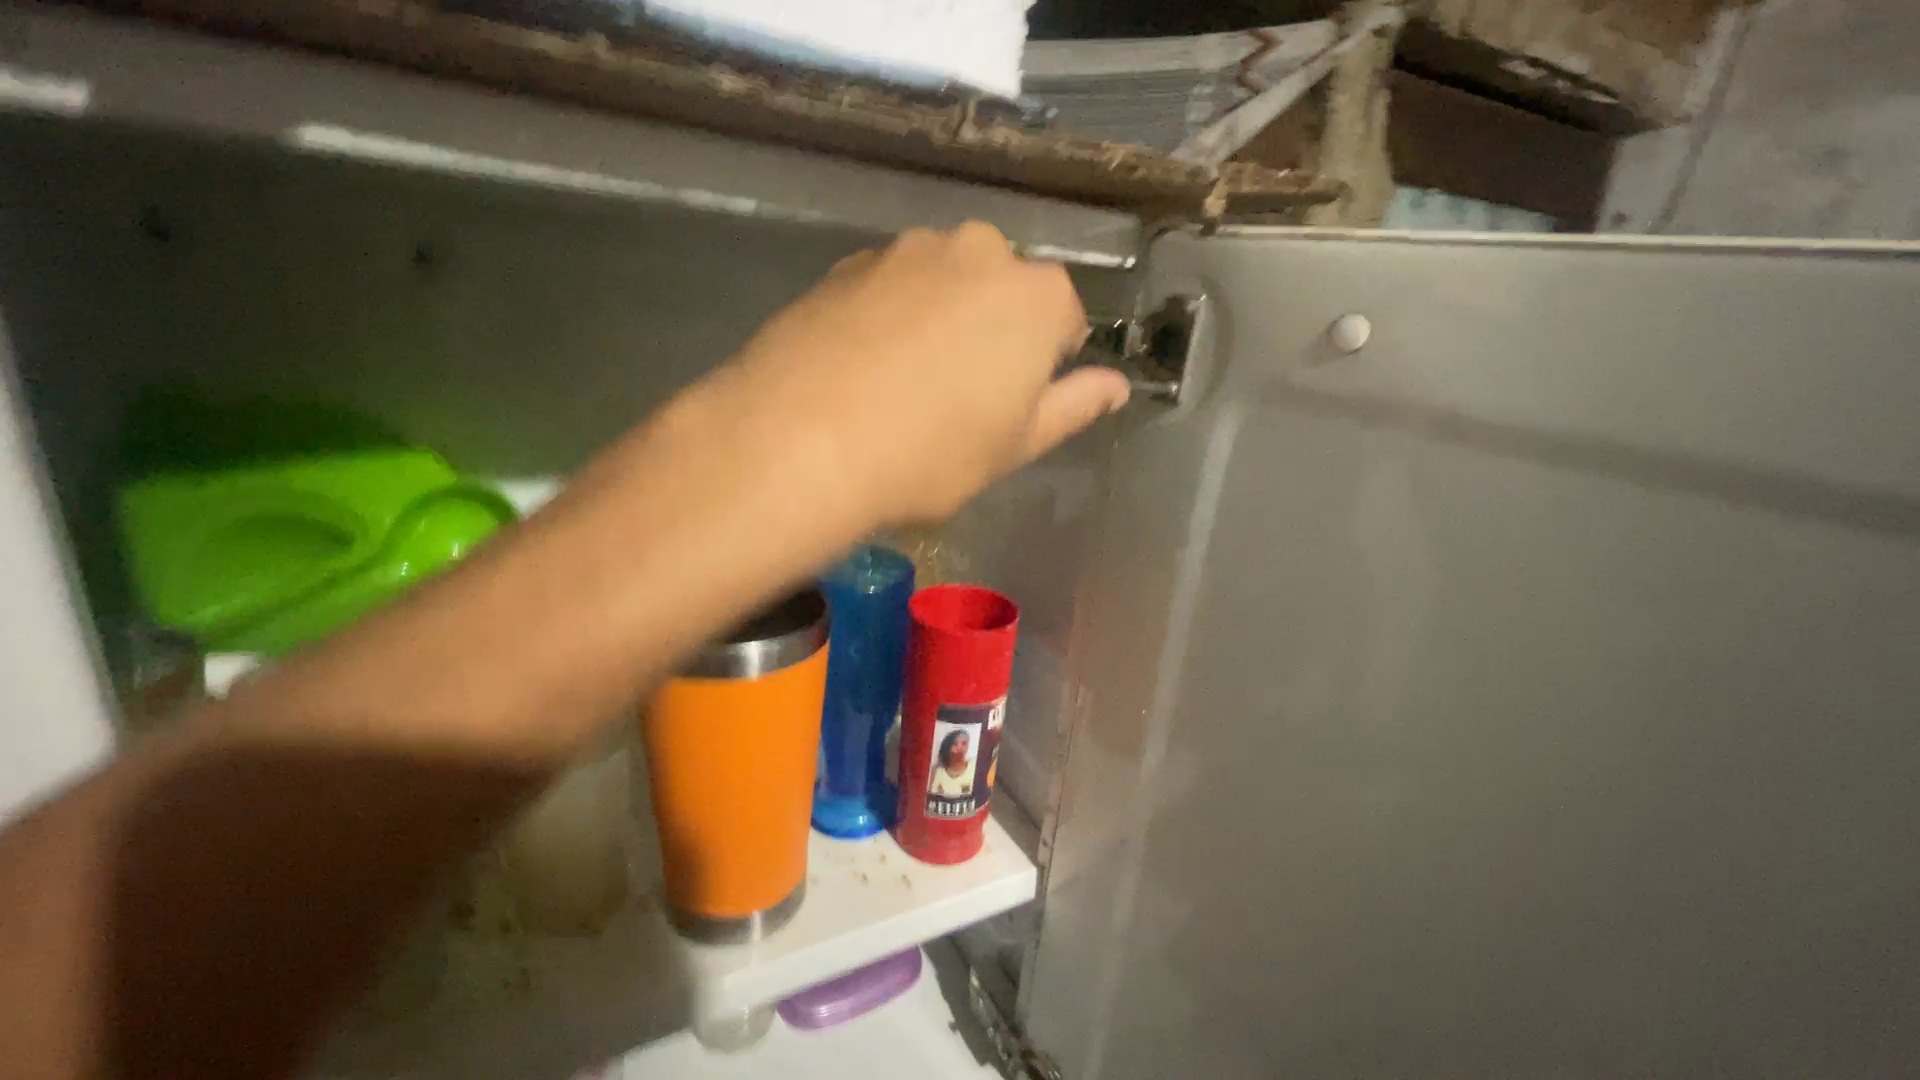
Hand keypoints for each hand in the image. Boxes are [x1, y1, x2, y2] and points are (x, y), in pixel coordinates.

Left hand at [710, 222, 1130, 525]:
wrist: (801, 441)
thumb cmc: (930, 454)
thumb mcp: (1015, 446)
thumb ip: (1073, 406)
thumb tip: (1116, 386)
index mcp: (1036, 295)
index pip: (1065, 320)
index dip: (1043, 366)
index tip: (1010, 405)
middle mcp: (978, 251)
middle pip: (1003, 291)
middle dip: (992, 331)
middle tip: (956, 397)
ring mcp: (906, 250)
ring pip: (944, 283)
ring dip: (938, 319)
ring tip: (901, 384)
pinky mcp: (847, 262)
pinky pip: (890, 287)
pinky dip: (888, 316)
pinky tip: (861, 369)